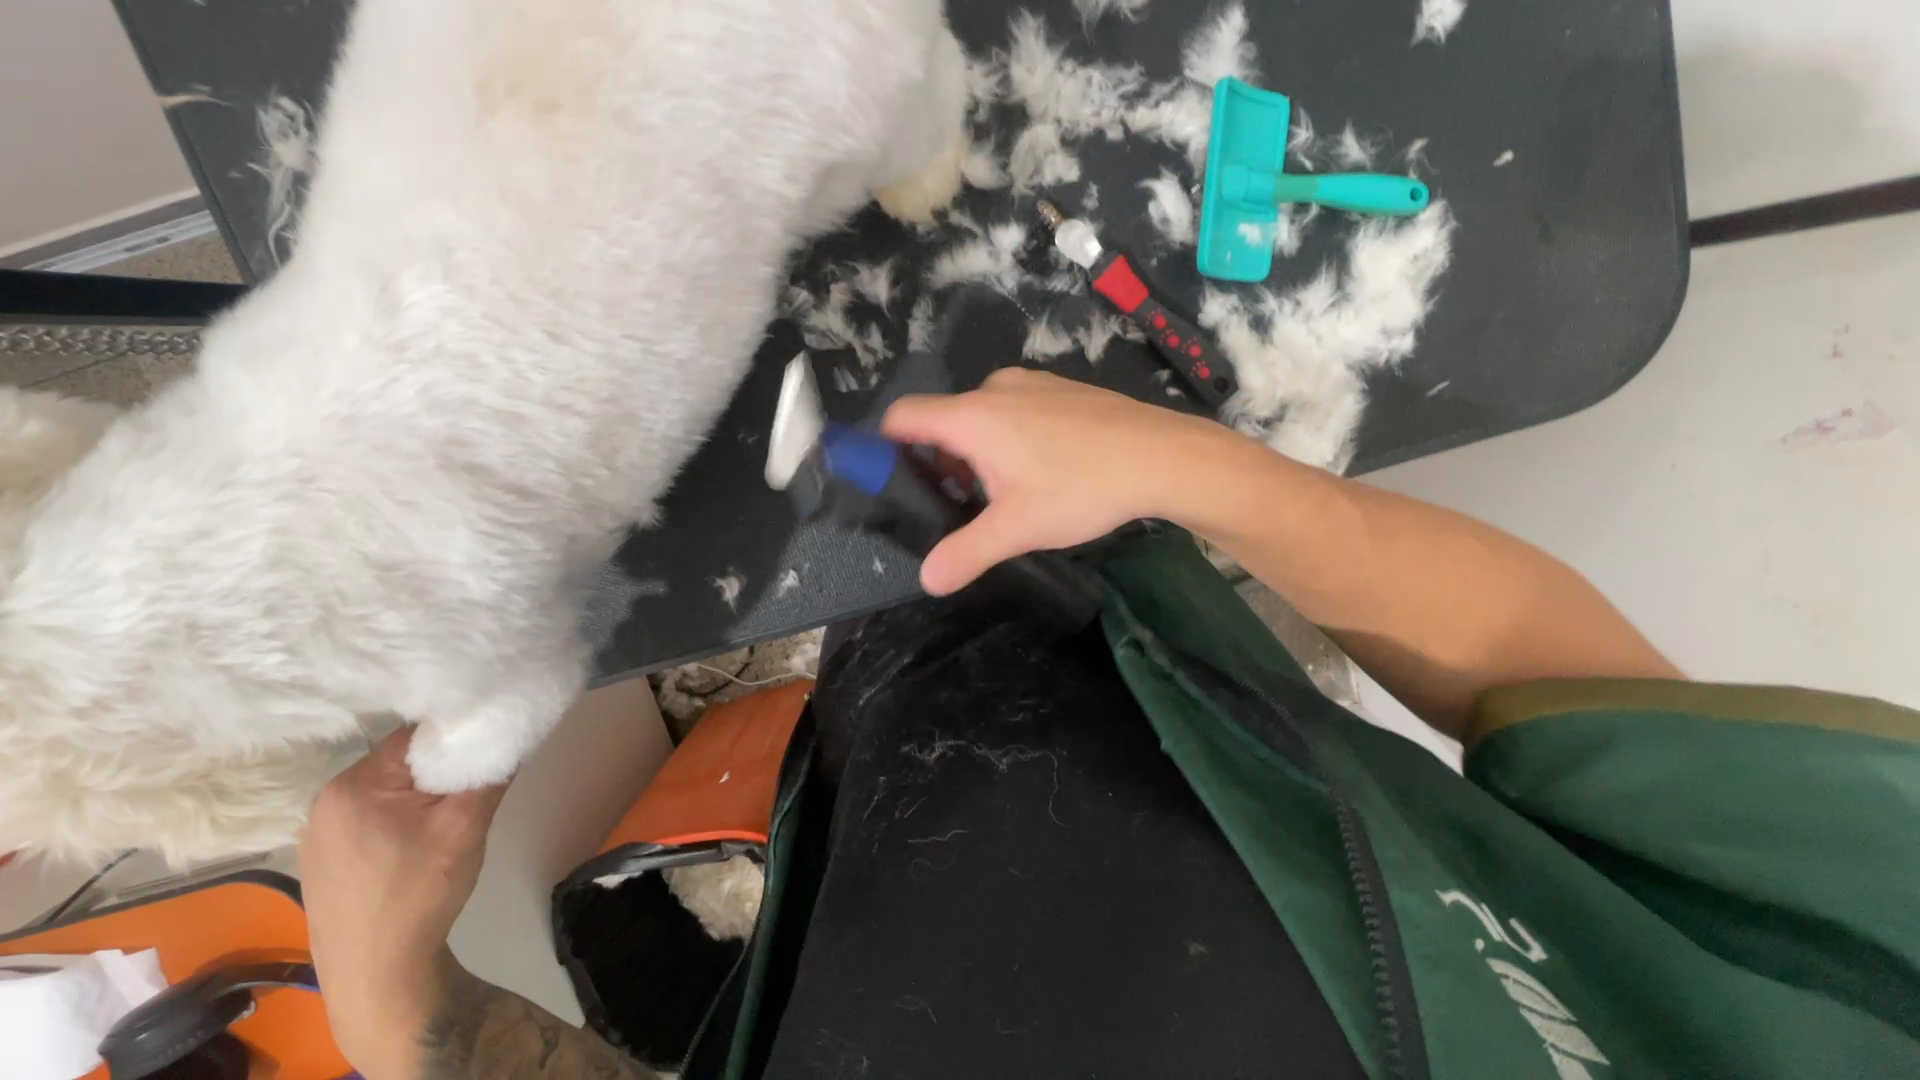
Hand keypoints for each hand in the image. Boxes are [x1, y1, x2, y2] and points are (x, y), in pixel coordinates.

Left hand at [299, 729, 508, 1079]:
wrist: (378, 973)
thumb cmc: (420, 892)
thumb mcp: (466, 825)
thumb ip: (490, 772)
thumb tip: (510, 732)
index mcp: (352, 784)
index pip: (415, 736)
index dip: (456, 739)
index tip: (486, 754)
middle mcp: (324, 800)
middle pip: (400, 763)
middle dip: (440, 771)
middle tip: (471, 794)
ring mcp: (317, 834)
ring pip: (387, 792)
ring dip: (420, 797)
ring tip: (447, 823)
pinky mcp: (323, 860)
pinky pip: (371, 819)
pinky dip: (399, 821)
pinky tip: (416, 849)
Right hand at [882, 369, 1235, 593]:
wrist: (1164, 456)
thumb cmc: (1082, 487)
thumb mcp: (1018, 528)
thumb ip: (966, 553)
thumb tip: (929, 580)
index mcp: (972, 416)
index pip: (902, 417)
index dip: (885, 448)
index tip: (894, 484)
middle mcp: (994, 389)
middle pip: (942, 422)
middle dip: (942, 463)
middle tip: (965, 505)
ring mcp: (1032, 385)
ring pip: (981, 418)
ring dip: (979, 455)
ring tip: (1009, 495)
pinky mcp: (1061, 390)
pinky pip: (1015, 412)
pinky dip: (1011, 439)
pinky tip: (1045, 473)